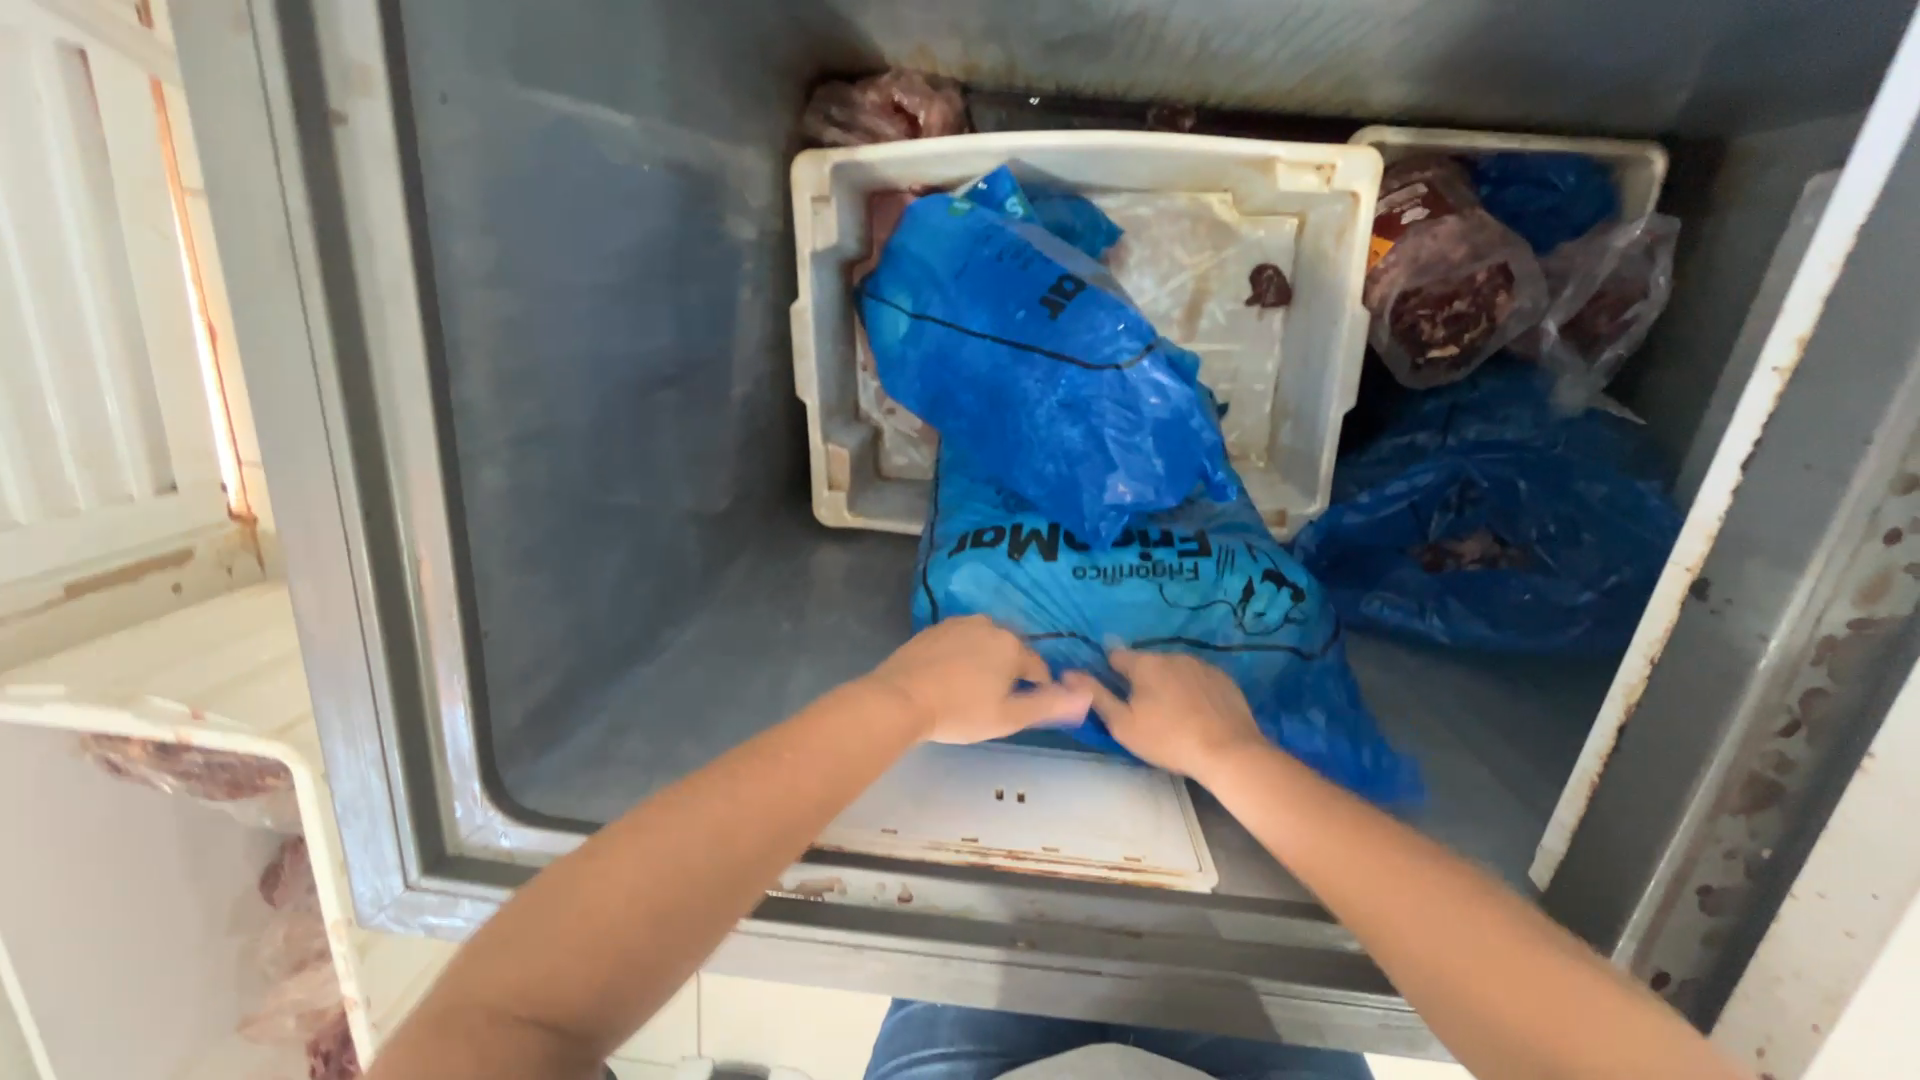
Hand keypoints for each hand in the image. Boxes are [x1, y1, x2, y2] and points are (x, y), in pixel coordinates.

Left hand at [864, 616, 1093, 744]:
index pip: (1038, 669)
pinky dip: (962, 657)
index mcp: (1012, 645)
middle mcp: (989, 625)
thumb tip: (1086, 696)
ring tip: (972, 691)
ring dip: (986, 663)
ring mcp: (958, 624)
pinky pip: (960, 642)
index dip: (1036, 691)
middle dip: (1010, 674)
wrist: (901, 699)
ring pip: (985, 644)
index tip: (1021, 711)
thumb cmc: (960, 711)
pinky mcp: (933, 629)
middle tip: (994, 703)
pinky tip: (950, 678)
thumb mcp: (1009, 717)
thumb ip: (1049, 705)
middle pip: (1011, 652)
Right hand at [1064, 649, 1265, 780]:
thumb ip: (1095, 695)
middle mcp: (1172, 655)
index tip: (1115, 695)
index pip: (1116, 656)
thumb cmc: (1168, 739)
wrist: (1229, 752)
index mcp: (1145, 663)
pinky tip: (1197, 715)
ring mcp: (1202, 665)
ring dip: (1168, 685)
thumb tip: (1067, 673)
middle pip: (1147, 663)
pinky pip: (1198, 680)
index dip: (1110, 674)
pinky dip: (1193, 691)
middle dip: (1142, 681)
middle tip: (1144, 712)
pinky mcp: (1224, 679)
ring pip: (1174, 670)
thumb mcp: (1123, 723)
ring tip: (1173, 716)